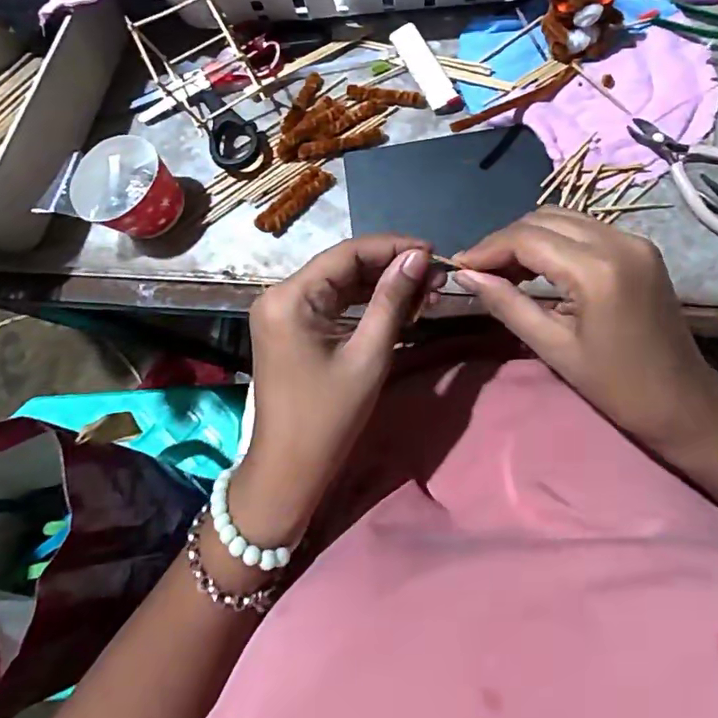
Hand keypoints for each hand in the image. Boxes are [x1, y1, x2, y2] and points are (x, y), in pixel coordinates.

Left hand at [229, 235, 435, 542]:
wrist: (289, 470)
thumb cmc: (329, 416)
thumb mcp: (368, 355)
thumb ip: (392, 299)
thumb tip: (418, 257)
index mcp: (290, 297)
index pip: (348, 253)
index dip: (393, 247)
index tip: (434, 253)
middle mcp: (280, 294)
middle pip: (345, 265)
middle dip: (392, 268)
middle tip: (436, 277)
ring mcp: (284, 310)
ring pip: (342, 282)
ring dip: (382, 285)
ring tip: (426, 292)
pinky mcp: (291, 326)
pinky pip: (333, 302)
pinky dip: (365, 303)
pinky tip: (400, 307)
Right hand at [452, 209, 717, 458]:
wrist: (683, 401)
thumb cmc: (616, 385)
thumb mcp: (554, 347)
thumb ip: (507, 304)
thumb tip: (466, 275)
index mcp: (598, 269)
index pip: (527, 238)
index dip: (488, 248)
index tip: (459, 265)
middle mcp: (619, 241)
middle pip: (544, 219)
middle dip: (506, 240)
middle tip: (479, 271)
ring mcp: (634, 240)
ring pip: (565, 218)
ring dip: (529, 237)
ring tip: (503, 270)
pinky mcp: (641, 247)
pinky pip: (586, 229)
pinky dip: (556, 241)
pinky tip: (538, 266)